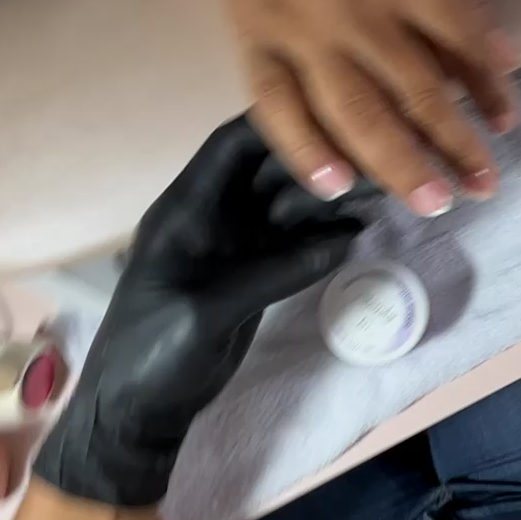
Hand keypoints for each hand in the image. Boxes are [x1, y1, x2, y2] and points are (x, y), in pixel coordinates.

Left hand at [33, 118, 362, 506]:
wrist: (138, 410)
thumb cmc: (153, 356)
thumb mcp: (207, 312)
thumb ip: (272, 272)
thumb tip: (342, 238)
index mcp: (185, 210)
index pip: (233, 146)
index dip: (280, 122)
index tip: (335, 108)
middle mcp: (213, 216)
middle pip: (271, 171)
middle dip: (320, 158)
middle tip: (378, 151)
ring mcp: (236, 245)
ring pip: (289, 204)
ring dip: (330, 195)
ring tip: (382, 186)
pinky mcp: (254, 273)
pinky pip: (295, 242)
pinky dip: (326, 233)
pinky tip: (363, 226)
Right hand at [187, 0, 520, 215]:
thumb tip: (504, 61)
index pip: (459, 39)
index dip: (489, 89)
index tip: (506, 128)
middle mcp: (354, 7)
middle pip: (412, 90)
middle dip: (453, 145)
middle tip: (481, 189)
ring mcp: (301, 35)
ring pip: (353, 112)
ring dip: (396, 164)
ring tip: (430, 202)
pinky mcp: (258, 52)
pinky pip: (279, 111)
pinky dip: (306, 152)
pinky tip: (336, 187)